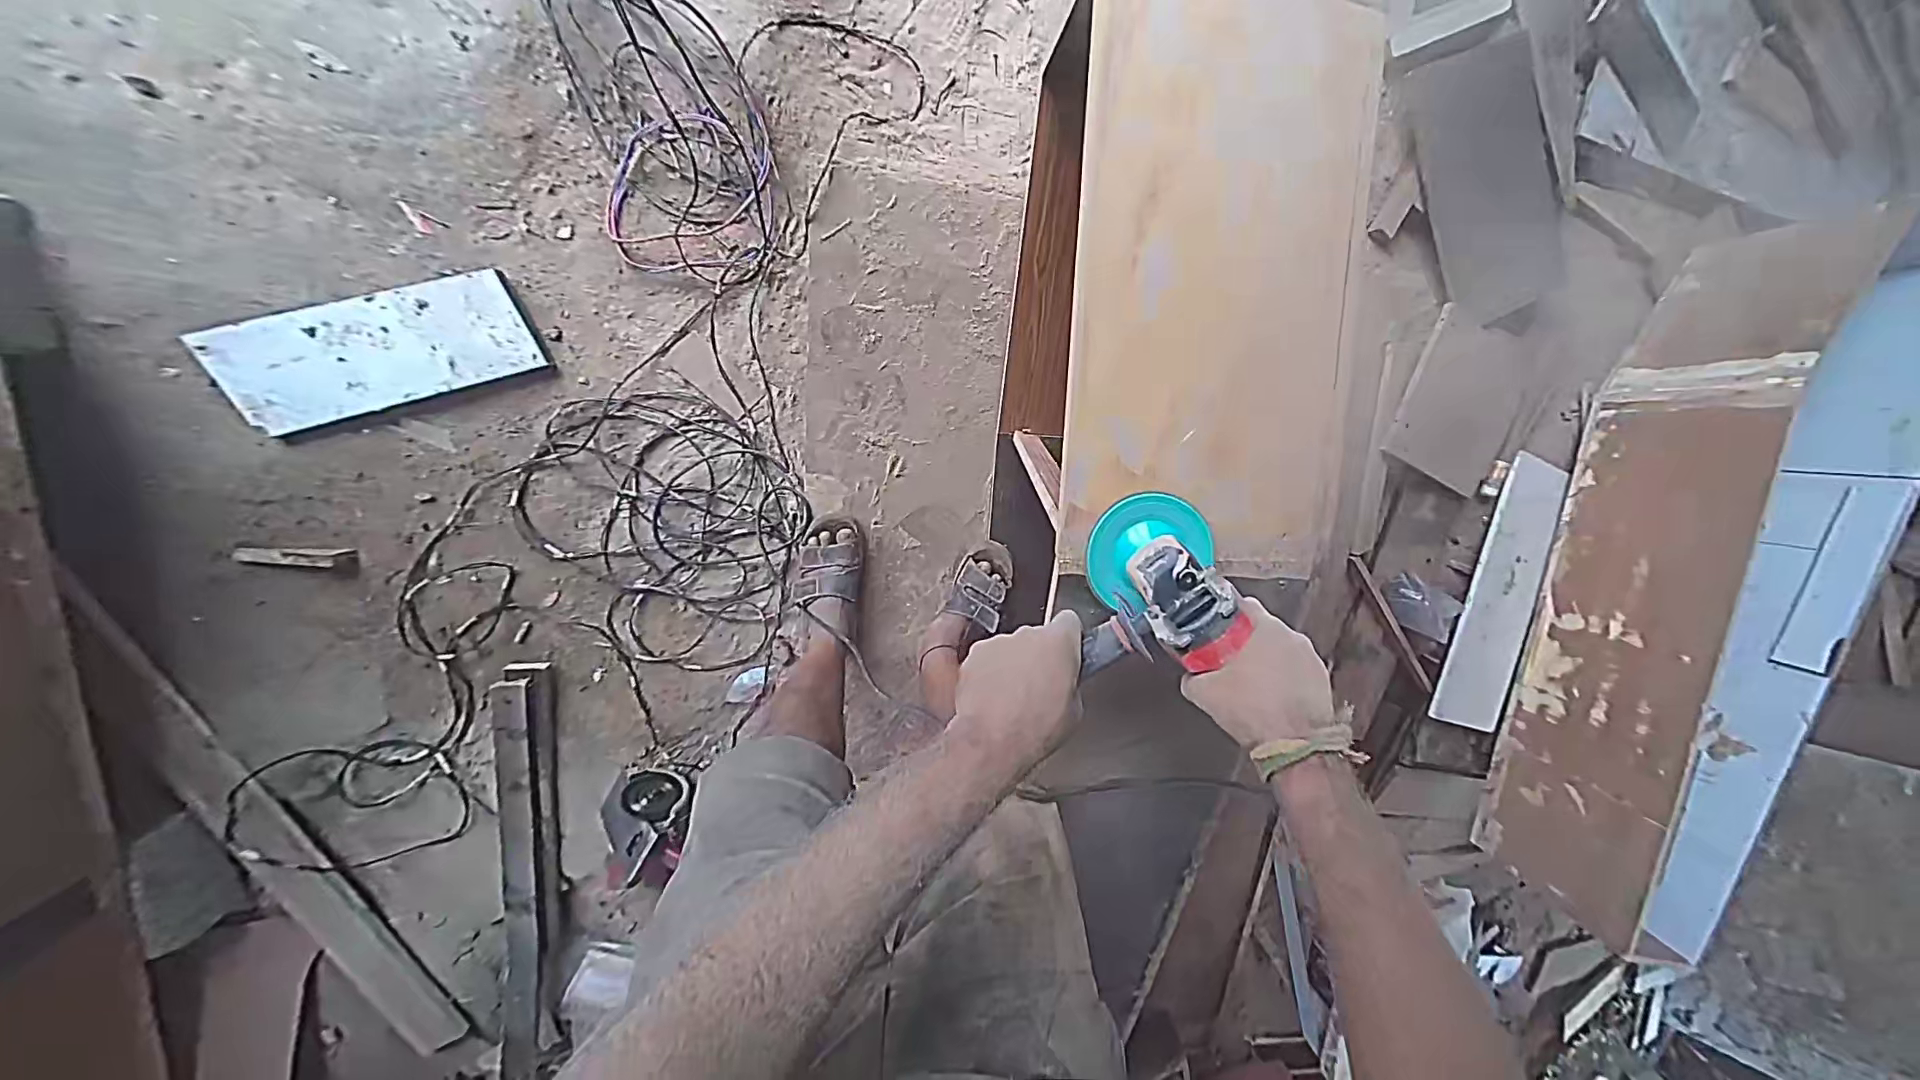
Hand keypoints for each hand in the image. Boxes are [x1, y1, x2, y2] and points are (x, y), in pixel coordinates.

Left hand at [948, 609, 1083, 769]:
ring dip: (1012, 665)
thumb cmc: (1034, 728)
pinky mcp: (974, 656)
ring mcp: (998, 643)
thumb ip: (1071, 682)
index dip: (1068, 637)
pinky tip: (994, 699)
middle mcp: (1027, 635)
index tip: (1067, 649)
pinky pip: (987, 660)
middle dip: (1038, 655)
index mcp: (1059, 642)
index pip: (1069, 622)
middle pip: (1036, 636)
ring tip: (1014, 697)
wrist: (992, 741)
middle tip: (1040, 685)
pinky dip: (989, 674)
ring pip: (1009, 648)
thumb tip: (1067, 682)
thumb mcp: (1074, 710)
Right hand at [1181, 597, 1334, 748]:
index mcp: (1264, 628)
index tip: (1213, 627)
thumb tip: (1190, 675)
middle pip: (1261, 626)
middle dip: (1243, 639)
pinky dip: (1282, 675)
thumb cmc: (1252, 711)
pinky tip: (1269, 695)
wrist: (1295, 745)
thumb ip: (1192, 677)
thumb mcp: (1204, 693)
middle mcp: (1291, 635)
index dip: (1223, 614)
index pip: (1241, 604)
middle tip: (1225, 658)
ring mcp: (1310, 656)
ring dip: (1264, 657)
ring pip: (1279, 647)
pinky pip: (1295, 667)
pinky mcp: (1322, 678)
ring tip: (1248, 681)